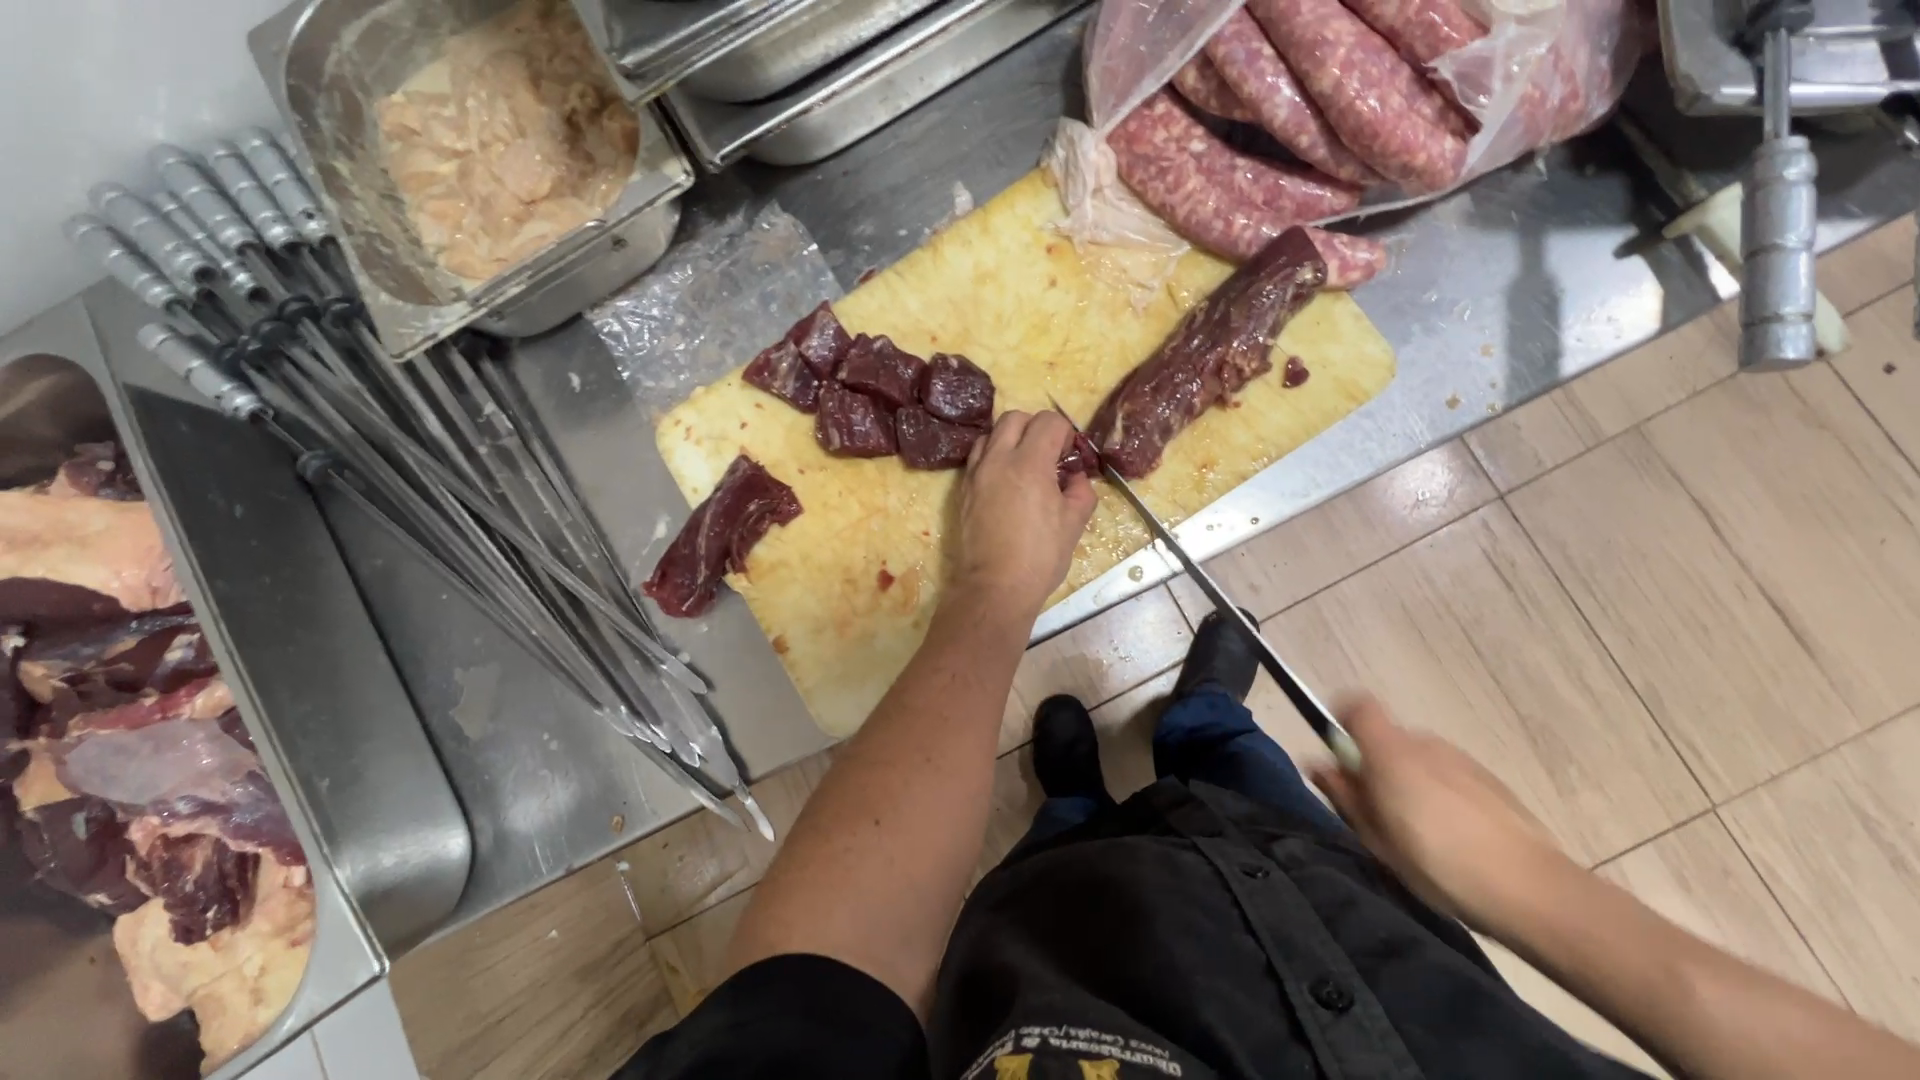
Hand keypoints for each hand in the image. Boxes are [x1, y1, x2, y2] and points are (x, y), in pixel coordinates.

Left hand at [950, 411, 1097, 618]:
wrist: (995, 586)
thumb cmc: (1040, 557)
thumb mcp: (1074, 524)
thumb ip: (1081, 492)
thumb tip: (1076, 478)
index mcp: (1030, 464)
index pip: (1047, 422)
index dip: (1064, 432)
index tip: (1069, 455)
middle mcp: (998, 460)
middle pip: (1014, 418)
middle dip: (1035, 428)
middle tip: (1048, 454)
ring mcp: (976, 474)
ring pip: (990, 435)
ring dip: (1010, 440)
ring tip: (1024, 465)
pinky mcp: (963, 490)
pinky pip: (977, 458)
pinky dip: (993, 458)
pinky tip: (1006, 481)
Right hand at [1309, 696, 1574, 930]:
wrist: (1529, 888)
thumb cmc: (1437, 863)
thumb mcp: (1376, 838)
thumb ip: (1345, 794)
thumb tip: (1320, 765)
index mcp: (1390, 752)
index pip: (1357, 706)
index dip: (1343, 723)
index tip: (1341, 760)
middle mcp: (1425, 743)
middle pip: (1387, 737)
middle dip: (1376, 764)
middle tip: (1378, 812)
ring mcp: (1462, 758)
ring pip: (1419, 758)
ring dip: (1409, 780)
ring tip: (1419, 830)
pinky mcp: (1490, 778)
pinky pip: (1448, 774)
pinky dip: (1440, 792)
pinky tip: (1454, 835)